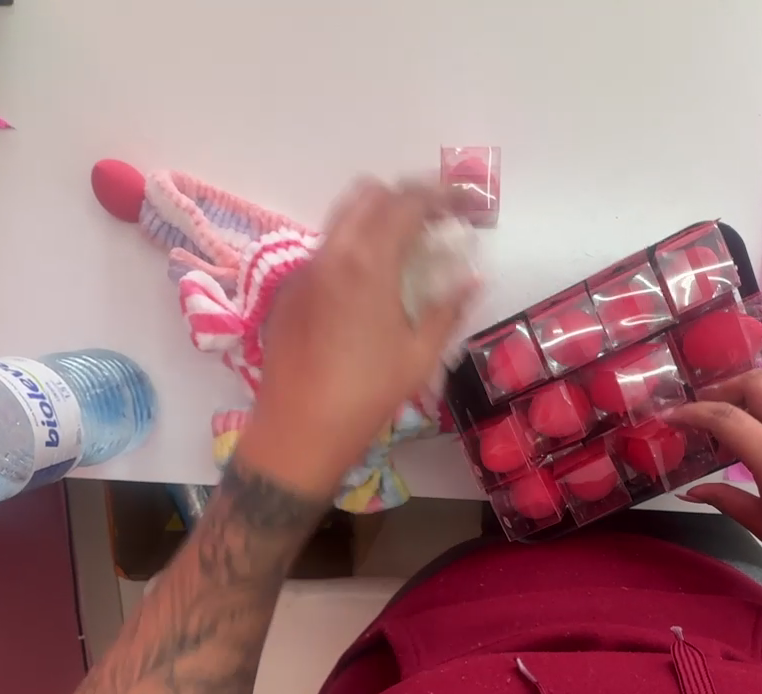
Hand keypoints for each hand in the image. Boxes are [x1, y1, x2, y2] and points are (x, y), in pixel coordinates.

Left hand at [234, 178, 474, 498]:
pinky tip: (368, 289)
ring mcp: (305, 270)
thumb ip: (446, 309)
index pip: (408, 202)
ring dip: (376, 220)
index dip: (443, 194)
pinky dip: (353, 250)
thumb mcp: (419, 357)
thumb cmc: (367, 397)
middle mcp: (332, 253)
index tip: (467, 204)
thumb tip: (472, 280)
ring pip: (342, 220)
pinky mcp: (289, 292)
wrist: (298, 431)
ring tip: (405, 251)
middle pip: (369, 195)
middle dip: (406, 197)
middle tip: (435, 223)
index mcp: (369, 264)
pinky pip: (326, 252)